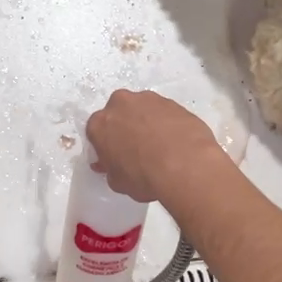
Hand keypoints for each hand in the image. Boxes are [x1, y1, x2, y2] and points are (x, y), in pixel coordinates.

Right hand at [85, 90, 229, 203]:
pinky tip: (175, 141)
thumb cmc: (143, 176)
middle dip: (126, 127)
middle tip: (137, 149)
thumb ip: (110, 169)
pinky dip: (166, 123)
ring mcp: (147, 99)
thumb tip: (108, 165)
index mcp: (100, 124)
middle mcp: (120, 104)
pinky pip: (163, 112)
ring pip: (142, 110)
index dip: (107, 146)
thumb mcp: (118, 182)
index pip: (97, 132)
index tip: (116, 157)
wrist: (184, 164)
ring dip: (147, 123)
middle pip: (119, 114)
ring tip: (161, 146)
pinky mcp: (171, 101)